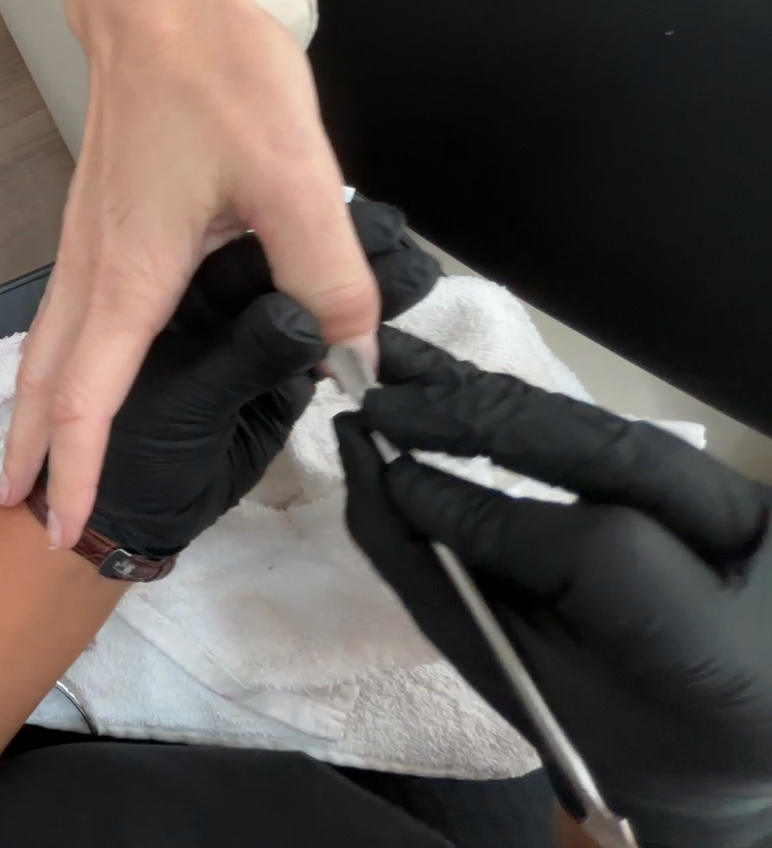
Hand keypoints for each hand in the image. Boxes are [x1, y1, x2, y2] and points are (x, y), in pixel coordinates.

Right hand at [0, 0, 378, 547]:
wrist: (151, 13)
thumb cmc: (213, 82)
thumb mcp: (295, 176)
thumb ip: (326, 274)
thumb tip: (352, 355)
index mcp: (129, 278)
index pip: (86, 398)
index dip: (74, 470)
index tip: (62, 526)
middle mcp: (89, 276)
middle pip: (40, 383)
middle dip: (27, 452)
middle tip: (17, 509)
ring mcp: (80, 252)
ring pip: (42, 352)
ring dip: (33, 414)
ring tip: (33, 461)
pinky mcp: (90, 232)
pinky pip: (59, 321)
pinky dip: (52, 371)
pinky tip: (71, 378)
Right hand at [338, 330, 771, 847]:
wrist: (708, 736)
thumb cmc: (581, 708)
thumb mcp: (493, 663)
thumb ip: (419, 562)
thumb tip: (360, 451)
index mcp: (713, 648)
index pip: (594, 555)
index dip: (477, 512)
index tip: (388, 482)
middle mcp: (751, 557)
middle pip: (611, 455)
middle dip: (474, 417)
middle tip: (373, 397)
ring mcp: (746, 508)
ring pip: (605, 425)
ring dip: (483, 391)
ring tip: (389, 357)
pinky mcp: (717, 480)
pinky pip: (602, 427)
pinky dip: (510, 402)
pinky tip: (442, 378)